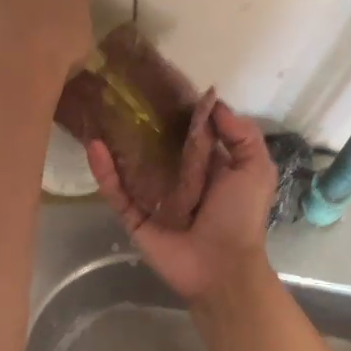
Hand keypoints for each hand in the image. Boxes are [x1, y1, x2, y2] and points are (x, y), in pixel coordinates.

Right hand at [88, 99, 278, 303]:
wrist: (222, 267)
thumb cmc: (241, 216)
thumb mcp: (256, 168)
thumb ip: (242, 134)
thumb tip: (214, 103)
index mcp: (212, 168)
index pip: (192, 133)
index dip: (179, 110)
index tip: (160, 83)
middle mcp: (181, 180)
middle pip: (157, 146)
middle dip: (142, 122)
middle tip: (122, 93)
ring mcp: (155, 200)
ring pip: (131, 166)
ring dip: (116, 142)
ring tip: (99, 112)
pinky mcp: (135, 219)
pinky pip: (116, 192)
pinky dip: (104, 171)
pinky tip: (94, 145)